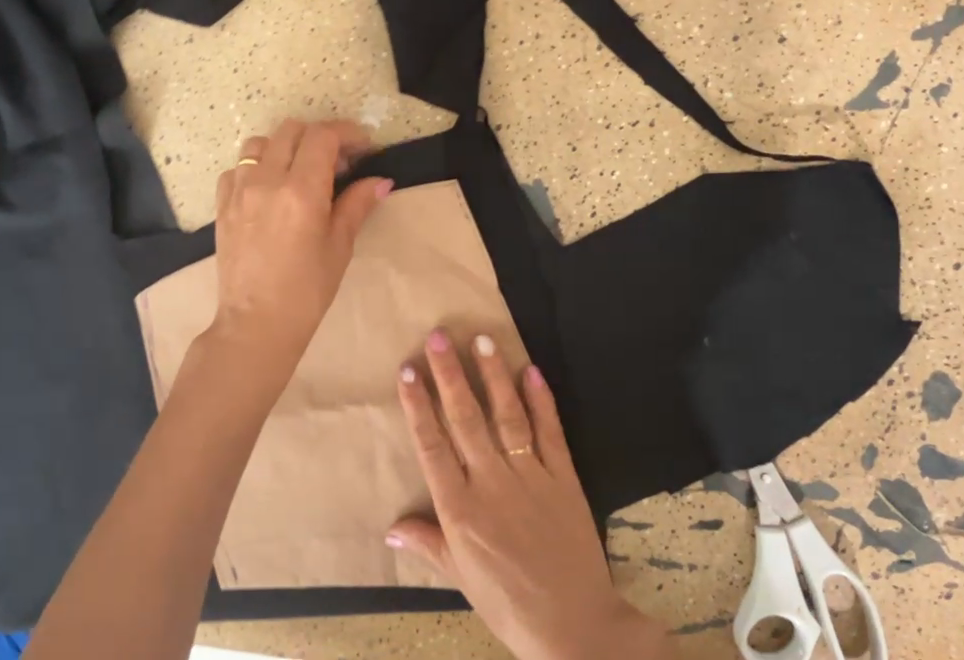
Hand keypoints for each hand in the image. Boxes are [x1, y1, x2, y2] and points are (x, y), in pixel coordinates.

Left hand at [210, 119, 392, 363]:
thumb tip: (380, 180)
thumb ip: (356, 205)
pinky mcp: (222, 204)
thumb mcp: (339, 247)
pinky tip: (269, 188)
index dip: (347, 133)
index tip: (363, 145)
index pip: (323, 137)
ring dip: (285, 147)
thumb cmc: (307, 290)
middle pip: (292, 130)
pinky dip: (256, 167)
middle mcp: (266, 180)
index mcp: (301, 190)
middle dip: (319, 137)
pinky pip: (237, 168)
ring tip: (301, 171)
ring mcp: (239, 190)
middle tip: (338, 161)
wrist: (256, 323)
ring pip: (260, 143)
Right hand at [390, 331, 675, 659]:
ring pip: (507, 418)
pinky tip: (532, 371)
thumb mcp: (459, 577)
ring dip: (493, 376)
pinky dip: (542, 402)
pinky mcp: (564, 480)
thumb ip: (426, 543)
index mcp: (459, 510)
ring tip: (482, 339)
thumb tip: (390, 527)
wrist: (573, 626)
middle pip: (466, 420)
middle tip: (438, 336)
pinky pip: (550, 434)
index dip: (418, 406)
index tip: (407, 371)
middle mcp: (491, 485)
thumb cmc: (507, 602)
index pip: (432, 446)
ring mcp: (530, 479)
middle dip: (450, 375)